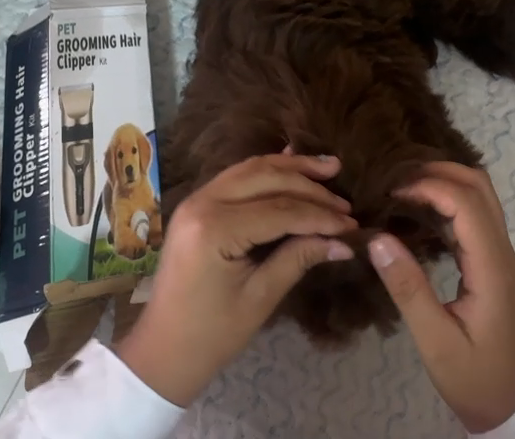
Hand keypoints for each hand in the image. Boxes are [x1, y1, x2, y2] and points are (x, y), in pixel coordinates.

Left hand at [115, 152, 356, 405]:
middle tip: (345, 199)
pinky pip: (237, 177)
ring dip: (290, 169)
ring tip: (328, 168)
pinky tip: (290, 162)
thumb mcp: (260, 298)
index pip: (280, 210)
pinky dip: (266, 171)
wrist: (161, 351)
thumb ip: (298, 259)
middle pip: (266, 178)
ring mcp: (196, 199)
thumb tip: (343, 242)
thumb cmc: (211, 334)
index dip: (320, 216)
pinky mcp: (197, 204)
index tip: (352, 225)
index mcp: (215, 228)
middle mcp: (203, 201)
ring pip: (251, 169)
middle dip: (309, 186)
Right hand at [367, 163, 514, 433]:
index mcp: (492, 267)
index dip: (430, 186)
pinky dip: (448, 198)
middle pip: (479, 185)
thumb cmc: (471, 376)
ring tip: (403, 188)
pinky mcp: (492, 260)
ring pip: (481, 194)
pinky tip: (418, 210)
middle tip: (394, 180)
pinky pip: (476, 212)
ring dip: (445, 180)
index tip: (391, 192)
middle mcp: (502, 251)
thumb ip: (408, 289)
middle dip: (438, 171)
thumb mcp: (435, 341)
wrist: (507, 404)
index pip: (467, 202)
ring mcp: (500, 254)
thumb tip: (377, 238)